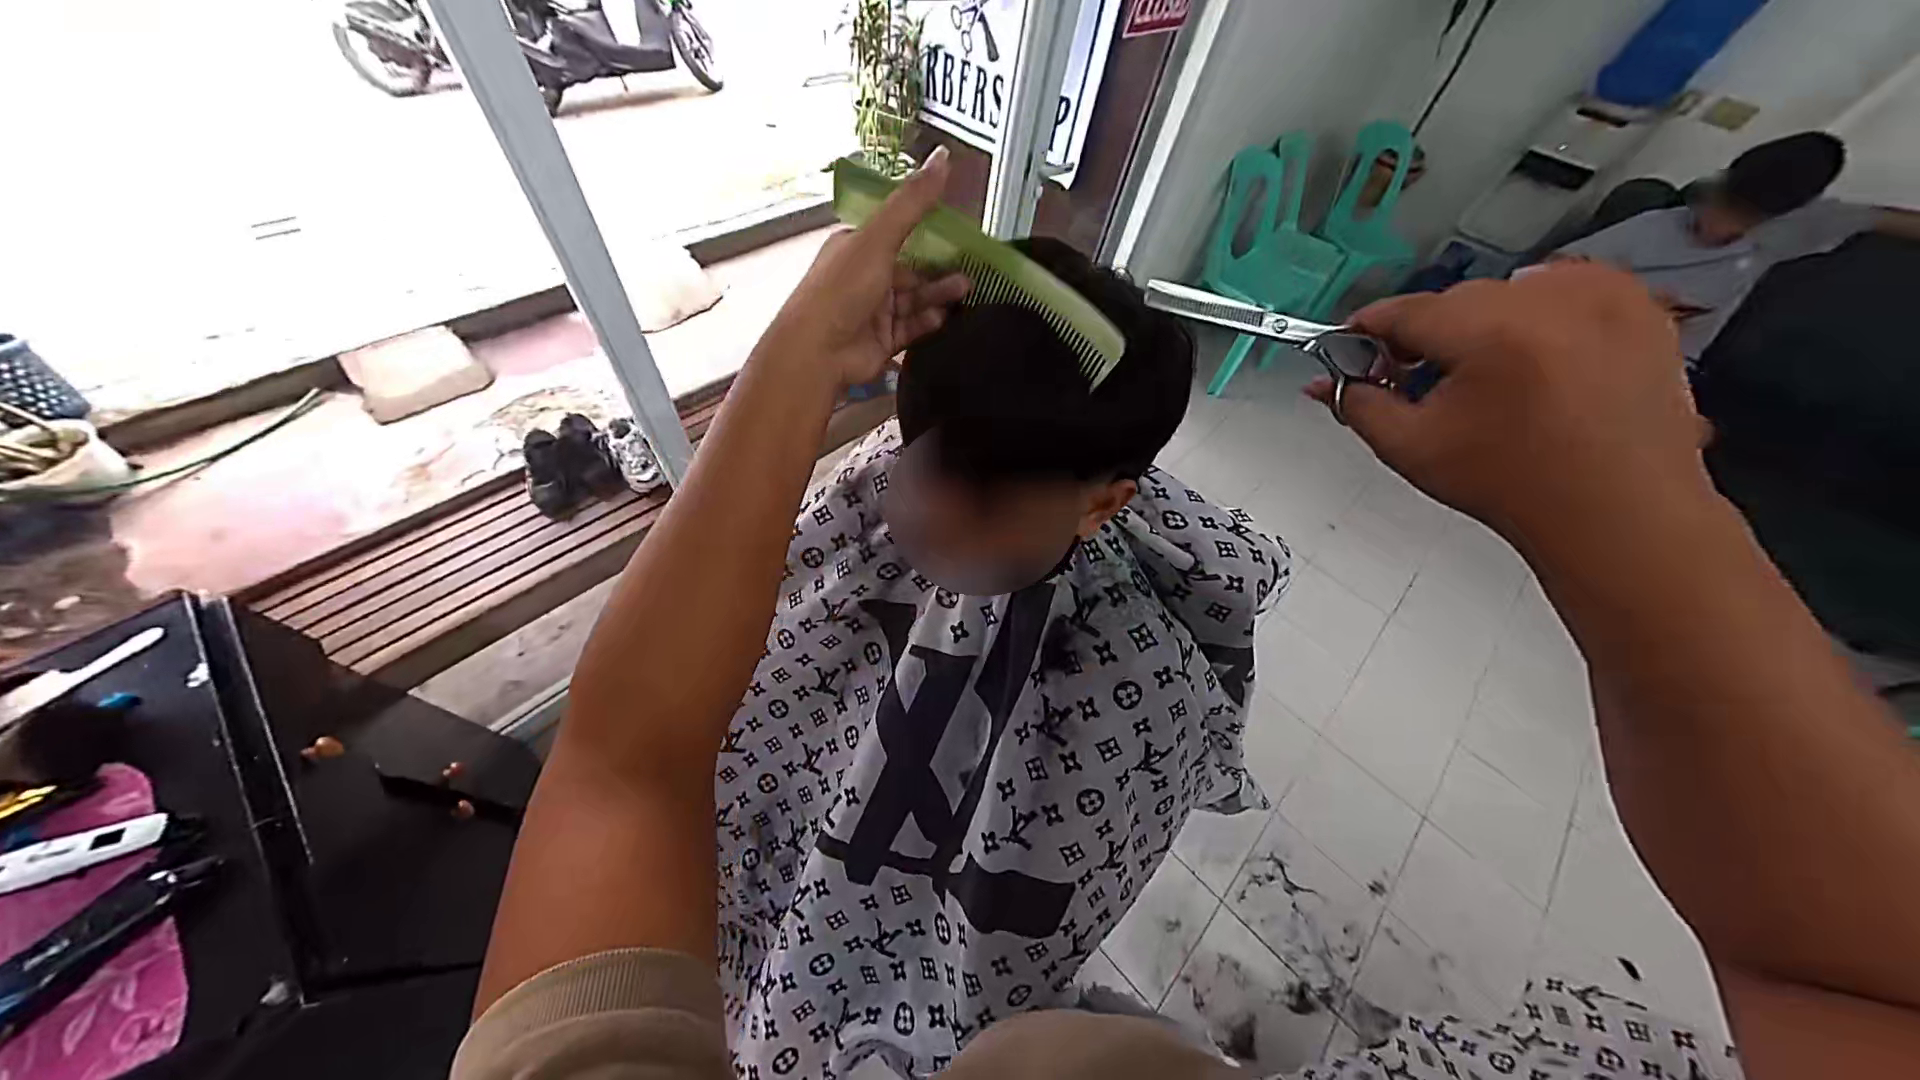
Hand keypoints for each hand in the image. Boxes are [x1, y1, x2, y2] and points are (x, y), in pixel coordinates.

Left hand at [759, 147, 970, 389]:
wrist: (819, 351)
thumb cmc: (842, 290)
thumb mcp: (879, 239)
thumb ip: (912, 203)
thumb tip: (943, 156)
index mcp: (858, 247)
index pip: (898, 235)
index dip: (929, 234)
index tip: (958, 237)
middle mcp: (865, 277)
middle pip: (911, 271)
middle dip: (939, 271)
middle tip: (968, 272)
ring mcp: (873, 311)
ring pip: (914, 300)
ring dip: (938, 295)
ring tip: (964, 292)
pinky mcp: (882, 341)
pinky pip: (910, 328)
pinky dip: (927, 322)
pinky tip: (942, 318)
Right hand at [1307, 261, 1705, 542]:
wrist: (1612, 510)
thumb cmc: (1514, 484)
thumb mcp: (1409, 447)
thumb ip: (1358, 404)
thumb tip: (1330, 380)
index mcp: (1492, 331)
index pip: (1404, 310)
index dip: (1365, 330)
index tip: (1349, 347)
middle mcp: (1553, 300)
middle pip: (1452, 302)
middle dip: (1420, 336)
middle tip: (1405, 379)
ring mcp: (1603, 298)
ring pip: (1502, 293)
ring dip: (1473, 325)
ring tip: (1470, 376)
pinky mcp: (1635, 308)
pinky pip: (1561, 290)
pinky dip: (1530, 314)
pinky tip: (1522, 357)